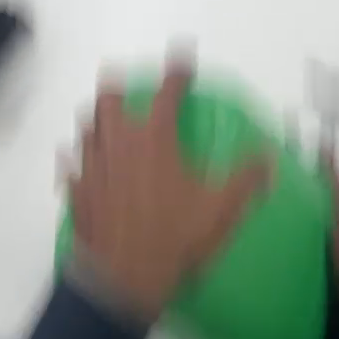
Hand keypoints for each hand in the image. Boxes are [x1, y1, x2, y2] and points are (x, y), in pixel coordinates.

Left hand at [66, 58, 272, 318]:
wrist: (121, 281)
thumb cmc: (173, 238)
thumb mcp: (220, 210)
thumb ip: (246, 180)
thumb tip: (268, 159)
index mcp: (153, 137)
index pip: (167, 91)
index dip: (177, 70)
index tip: (183, 57)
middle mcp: (118, 140)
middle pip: (109, 95)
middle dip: (120, 86)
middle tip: (132, 92)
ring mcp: (91, 163)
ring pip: (86, 124)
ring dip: (97, 119)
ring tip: (109, 124)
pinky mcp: (75, 189)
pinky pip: (70, 163)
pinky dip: (77, 159)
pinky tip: (83, 165)